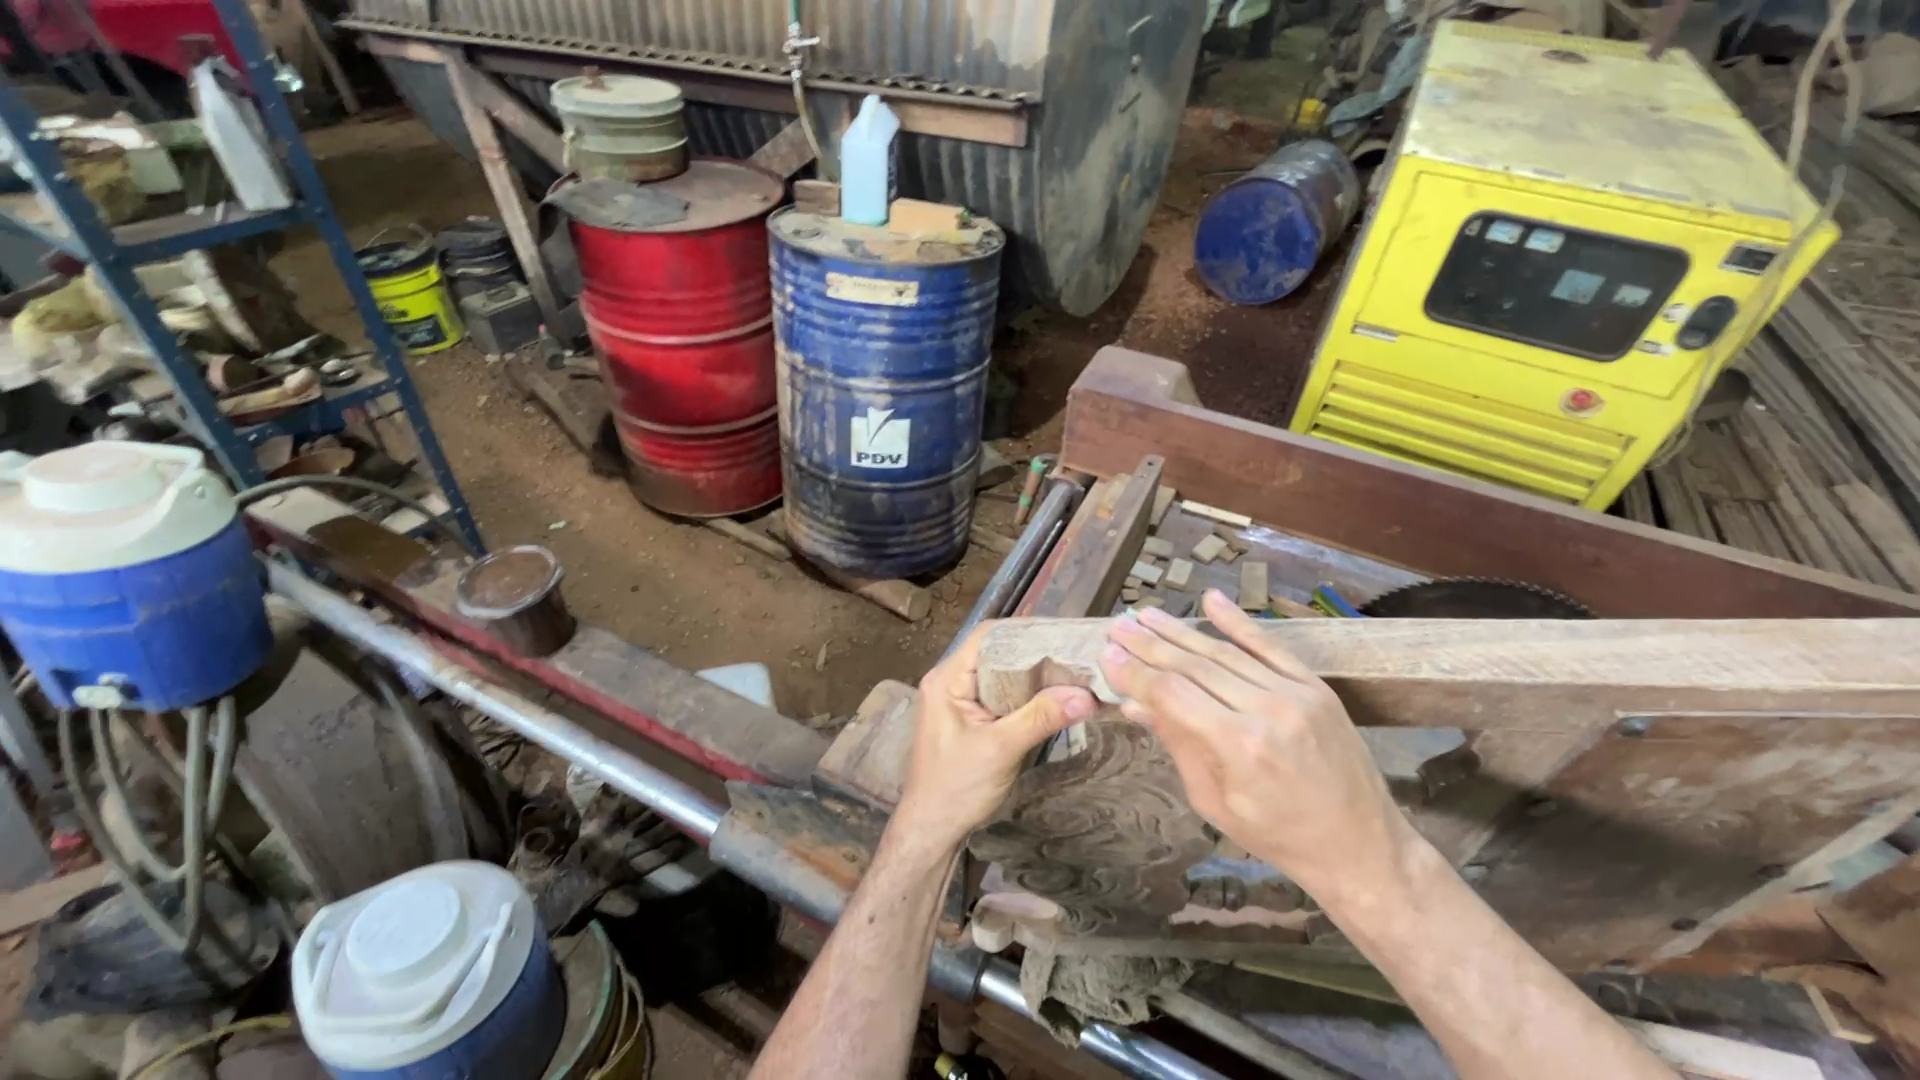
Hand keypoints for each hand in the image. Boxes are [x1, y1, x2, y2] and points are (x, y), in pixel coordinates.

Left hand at [894, 623, 1096, 849]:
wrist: (932, 830)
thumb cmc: (956, 788)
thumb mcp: (1000, 750)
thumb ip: (1040, 718)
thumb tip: (1086, 695)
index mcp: (947, 679)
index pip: (987, 636)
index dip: (1024, 629)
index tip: (1063, 634)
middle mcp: (951, 682)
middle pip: (997, 651)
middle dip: (1036, 650)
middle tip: (1076, 651)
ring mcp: (960, 701)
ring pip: (1002, 673)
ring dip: (1034, 673)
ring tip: (1073, 670)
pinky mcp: (972, 719)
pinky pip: (1003, 695)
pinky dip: (1028, 694)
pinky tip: (1055, 697)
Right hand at [1098, 590, 1419, 901]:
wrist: (1359, 845)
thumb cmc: (1276, 835)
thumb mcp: (1213, 801)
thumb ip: (1177, 744)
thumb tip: (1135, 704)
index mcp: (1237, 746)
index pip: (1171, 694)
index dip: (1134, 673)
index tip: (1106, 655)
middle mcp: (1266, 709)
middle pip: (1193, 665)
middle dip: (1149, 645)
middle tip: (1117, 626)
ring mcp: (1295, 692)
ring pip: (1225, 652)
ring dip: (1180, 631)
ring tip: (1144, 614)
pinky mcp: (1315, 686)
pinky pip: (1270, 647)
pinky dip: (1238, 623)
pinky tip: (1210, 601)